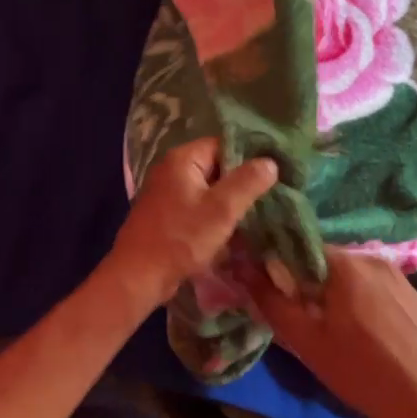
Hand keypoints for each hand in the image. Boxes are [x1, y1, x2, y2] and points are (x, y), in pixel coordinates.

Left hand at [105, 138, 277, 307]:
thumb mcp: (221, 209)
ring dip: (230, 199)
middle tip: (273, 194)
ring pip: (209, 188)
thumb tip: (270, 161)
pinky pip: (198, 204)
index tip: (276, 172)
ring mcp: (167, 191)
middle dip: (242, 180)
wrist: (139, 274)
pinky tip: (235, 226)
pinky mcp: (168, 212)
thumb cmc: (181, 238)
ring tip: (260, 210)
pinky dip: (215, 212)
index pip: (223, 144)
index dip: (250, 156)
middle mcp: (172, 169)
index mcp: (182, 159)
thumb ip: (247, 182)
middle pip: (216, 165)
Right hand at [248, 249, 416, 417]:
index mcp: (347, 263)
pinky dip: (359, 304)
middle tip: (300, 319)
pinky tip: (361, 336)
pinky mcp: (415, 300)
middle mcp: (374, 260)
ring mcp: (400, 279)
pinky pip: (373, 290)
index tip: (273, 294)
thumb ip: (270, 299)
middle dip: (307, 284)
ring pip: (350, 277)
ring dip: (333, 295)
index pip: (299, 248)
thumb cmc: (361, 371)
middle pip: (325, 262)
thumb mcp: (305, 339)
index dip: (280, 269)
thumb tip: (242, 267)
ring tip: (330, 330)